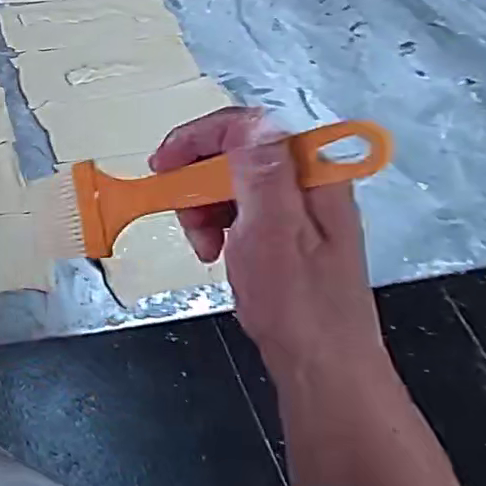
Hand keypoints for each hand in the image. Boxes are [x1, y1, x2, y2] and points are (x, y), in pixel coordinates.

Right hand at [150, 107, 384, 375]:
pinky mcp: (281, 225)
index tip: (164, 163)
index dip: (199, 136)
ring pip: (227, 177)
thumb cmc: (298, 304)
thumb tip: (251, 122)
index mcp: (312, 177)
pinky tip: (212, 245)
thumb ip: (262, 175)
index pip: (248, 126)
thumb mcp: (271, 235)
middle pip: (233, 149)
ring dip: (200, 203)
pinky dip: (212, 219)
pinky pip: (234, 203)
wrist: (320, 362)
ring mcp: (295, 205)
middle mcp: (306, 183)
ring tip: (201, 239)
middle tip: (174, 202)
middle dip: (195, 175)